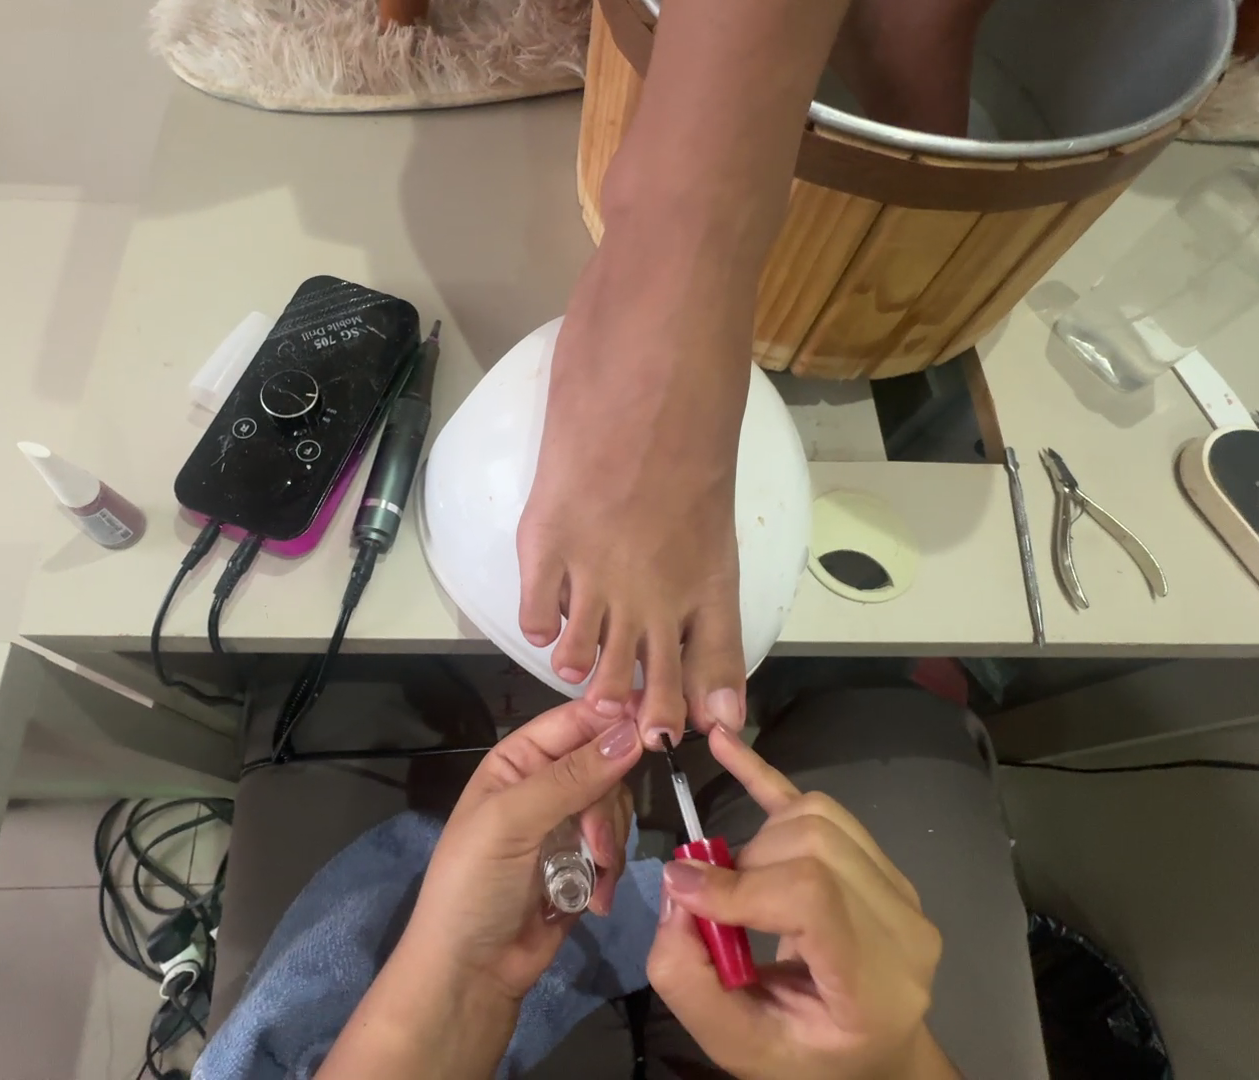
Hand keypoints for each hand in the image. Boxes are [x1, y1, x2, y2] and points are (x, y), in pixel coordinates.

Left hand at [398, 700, 644, 999]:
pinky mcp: (585, 861)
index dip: (613, 721)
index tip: (650, 731)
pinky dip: (612, 872)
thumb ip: (571, 777)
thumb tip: (630, 732)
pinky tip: (593, 899)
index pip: (576, 720)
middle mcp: (546, 781)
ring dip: (609, 842)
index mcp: (519, 758)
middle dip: (605, 805)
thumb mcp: (512, 822)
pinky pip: (619, 846)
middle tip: (595, 843)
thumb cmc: (474, 883)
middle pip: (606, 764)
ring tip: (590, 875)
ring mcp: (567, 822)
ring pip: (617, 806)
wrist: (472, 973)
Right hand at [517, 220, 752, 747]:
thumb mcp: (720, 473)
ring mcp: (598, 561)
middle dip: (643, 708)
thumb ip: (705, 545)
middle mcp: (658, 581)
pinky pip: (538, 608)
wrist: (661, 325)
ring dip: (588, 672)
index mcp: (713, 566)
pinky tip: (545, 621)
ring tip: (583, 679)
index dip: (706, 703)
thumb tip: (682, 589)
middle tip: (630, 724)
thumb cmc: (704, 386)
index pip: (713, 663)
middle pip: (647, 675)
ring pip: (590, 654)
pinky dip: (541, 623)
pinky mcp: (546, 530)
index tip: (701, 731)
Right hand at [648, 727, 957, 1079]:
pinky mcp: (873, 859)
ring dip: (759, 834)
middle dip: (745, 863)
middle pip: (813, 844)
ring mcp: (897, 887)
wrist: (870, 1056)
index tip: (682, 892)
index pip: (813, 896)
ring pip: (816, 814)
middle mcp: (902, 926)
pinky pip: (816, 801)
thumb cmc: (805, 1057)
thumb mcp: (735, 1044)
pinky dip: (764, 771)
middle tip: (713, 900)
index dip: (739, 884)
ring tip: (737, 876)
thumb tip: (676, 888)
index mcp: (877, 985)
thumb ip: (688, 978)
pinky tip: (723, 743)